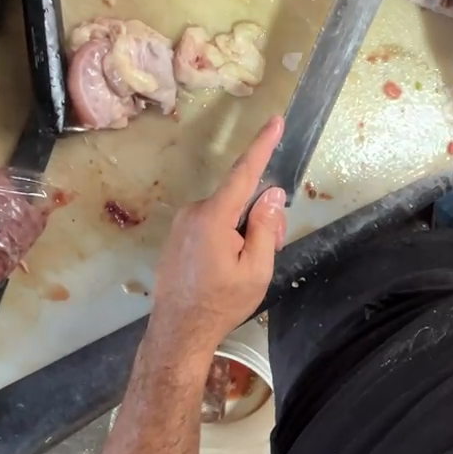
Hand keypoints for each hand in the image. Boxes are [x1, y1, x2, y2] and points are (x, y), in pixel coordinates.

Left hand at [146, 117, 287, 362]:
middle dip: (259, 218)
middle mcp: (194, 212)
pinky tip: (225, 268)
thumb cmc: (221, 304)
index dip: (262, 146)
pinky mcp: (177, 236)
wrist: (179, 331)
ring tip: (242, 268)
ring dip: (242, 232)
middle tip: (267, 253)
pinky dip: (226, 238)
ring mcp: (182, 224)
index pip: (244, 173)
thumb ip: (265, 227)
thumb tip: (272, 194)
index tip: (275, 122)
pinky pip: (210, 225)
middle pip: (239, 200)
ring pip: (225, 215)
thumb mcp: (256, 269)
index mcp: (214, 217)